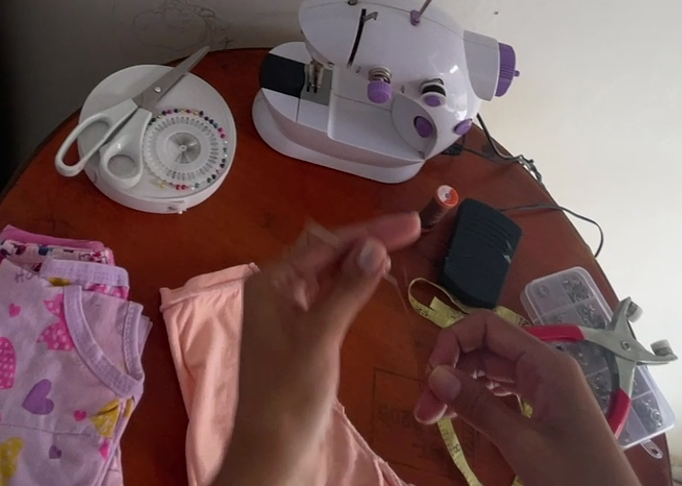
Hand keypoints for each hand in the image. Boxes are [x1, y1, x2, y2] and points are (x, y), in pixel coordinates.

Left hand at [212, 212, 421, 484]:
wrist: (273, 458)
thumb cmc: (289, 396)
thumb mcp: (321, 338)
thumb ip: (348, 289)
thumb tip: (375, 245)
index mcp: (271, 282)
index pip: (325, 244)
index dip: (369, 231)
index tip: (408, 223)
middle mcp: (277, 290)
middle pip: (327, 253)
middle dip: (366, 239)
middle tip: (410, 229)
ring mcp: (289, 312)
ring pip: (329, 273)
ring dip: (360, 259)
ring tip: (399, 244)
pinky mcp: (303, 335)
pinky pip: (330, 296)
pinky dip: (353, 286)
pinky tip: (374, 277)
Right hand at [413, 310, 637, 485]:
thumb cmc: (578, 482)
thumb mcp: (524, 447)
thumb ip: (478, 406)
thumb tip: (434, 374)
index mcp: (546, 363)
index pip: (488, 327)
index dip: (454, 341)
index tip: (430, 375)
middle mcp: (546, 367)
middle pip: (487, 350)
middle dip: (452, 370)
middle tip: (424, 408)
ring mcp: (547, 390)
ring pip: (492, 372)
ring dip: (462, 387)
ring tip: (433, 416)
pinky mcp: (547, 413)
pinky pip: (504, 393)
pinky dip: (480, 402)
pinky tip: (461, 416)